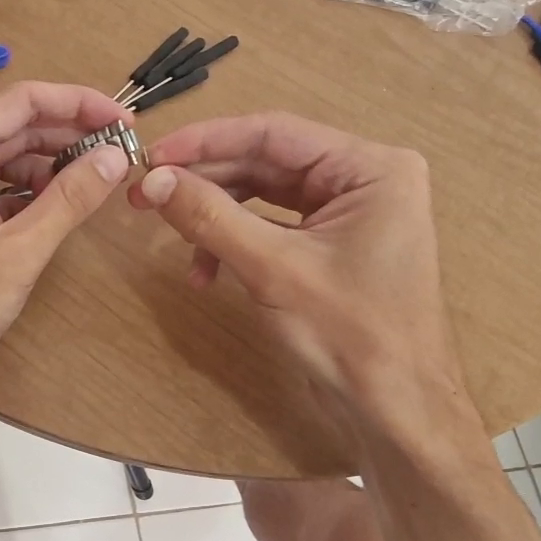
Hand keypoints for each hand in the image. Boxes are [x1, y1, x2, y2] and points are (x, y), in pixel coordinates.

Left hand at [0, 81, 133, 415]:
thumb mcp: (19, 251)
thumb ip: (69, 199)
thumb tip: (112, 157)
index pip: (22, 102)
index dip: (77, 103)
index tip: (120, 120)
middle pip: (14, 129)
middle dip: (68, 135)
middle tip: (117, 152)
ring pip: (3, 163)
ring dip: (49, 167)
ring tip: (93, 182)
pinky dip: (26, 197)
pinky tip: (56, 211)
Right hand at [131, 112, 462, 426]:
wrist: (394, 407)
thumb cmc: (349, 333)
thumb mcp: (273, 269)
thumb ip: (211, 218)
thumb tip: (154, 181)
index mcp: (369, 168)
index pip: (273, 133)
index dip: (206, 141)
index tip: (152, 156)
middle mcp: (361, 180)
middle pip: (265, 163)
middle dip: (204, 182)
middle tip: (145, 196)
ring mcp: (346, 215)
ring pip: (262, 198)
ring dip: (214, 218)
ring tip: (172, 241)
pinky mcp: (328, 248)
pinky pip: (270, 229)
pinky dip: (233, 245)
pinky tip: (205, 274)